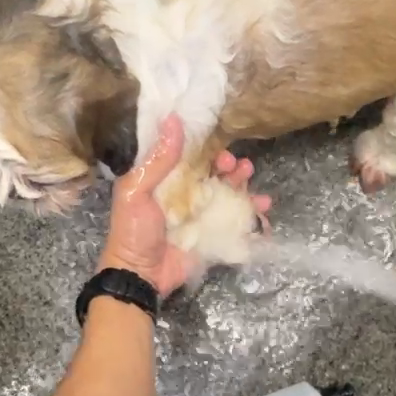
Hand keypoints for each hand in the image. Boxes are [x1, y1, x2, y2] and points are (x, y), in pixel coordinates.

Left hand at [96, 114, 270, 297]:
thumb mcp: (137, 191)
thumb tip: (174, 120)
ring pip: (229, 198)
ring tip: (256, 191)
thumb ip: (158, 160)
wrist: (139, 275)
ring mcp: (201, 219)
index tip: (221, 151)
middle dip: (233, 169)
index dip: (210, 150)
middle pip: (217, 176)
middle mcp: (187, 196)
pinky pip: (235, 226)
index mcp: (167, 181)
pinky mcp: (211, 240)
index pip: (194, 158)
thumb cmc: (133, 232)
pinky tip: (263, 214)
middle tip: (241, 168)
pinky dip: (252, 220)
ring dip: (245, 190)